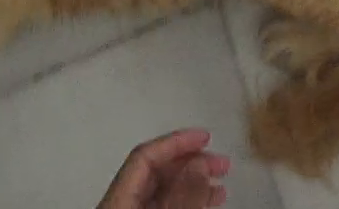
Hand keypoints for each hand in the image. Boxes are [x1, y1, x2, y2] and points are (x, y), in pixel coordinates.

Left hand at [96, 129, 230, 208]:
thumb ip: (181, 193)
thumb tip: (199, 162)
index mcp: (116, 195)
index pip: (145, 155)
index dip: (176, 141)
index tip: (205, 136)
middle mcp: (120, 200)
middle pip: (156, 171)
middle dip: (191, 162)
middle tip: (222, 161)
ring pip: (164, 190)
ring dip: (194, 183)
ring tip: (221, 181)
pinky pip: (165, 205)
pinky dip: (187, 200)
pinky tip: (209, 198)